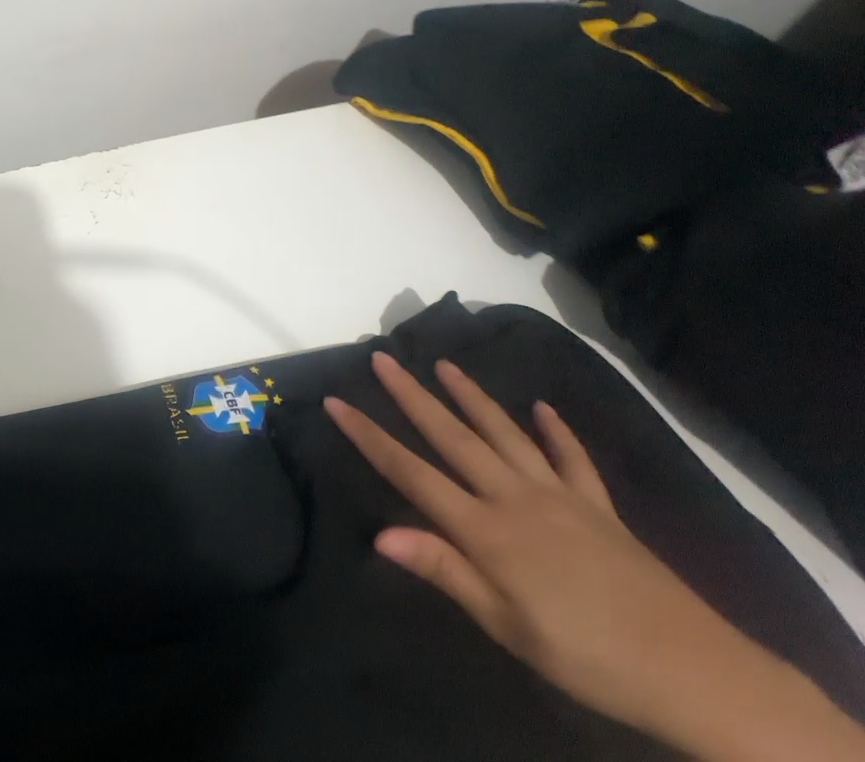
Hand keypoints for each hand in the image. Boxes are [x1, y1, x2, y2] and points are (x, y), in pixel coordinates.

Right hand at [326, 351, 864, 761]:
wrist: (696, 672)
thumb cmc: (585, 656)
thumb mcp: (505, 625)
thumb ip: (445, 570)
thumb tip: (380, 533)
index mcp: (487, 531)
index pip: (411, 474)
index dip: (369, 437)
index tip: (336, 403)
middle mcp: (518, 500)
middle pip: (454, 439)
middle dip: (413, 397)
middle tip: (384, 359)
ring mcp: (562, 499)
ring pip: (507, 435)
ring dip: (473, 398)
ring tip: (446, 365)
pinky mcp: (600, 509)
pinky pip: (573, 460)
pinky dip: (557, 431)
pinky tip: (543, 408)